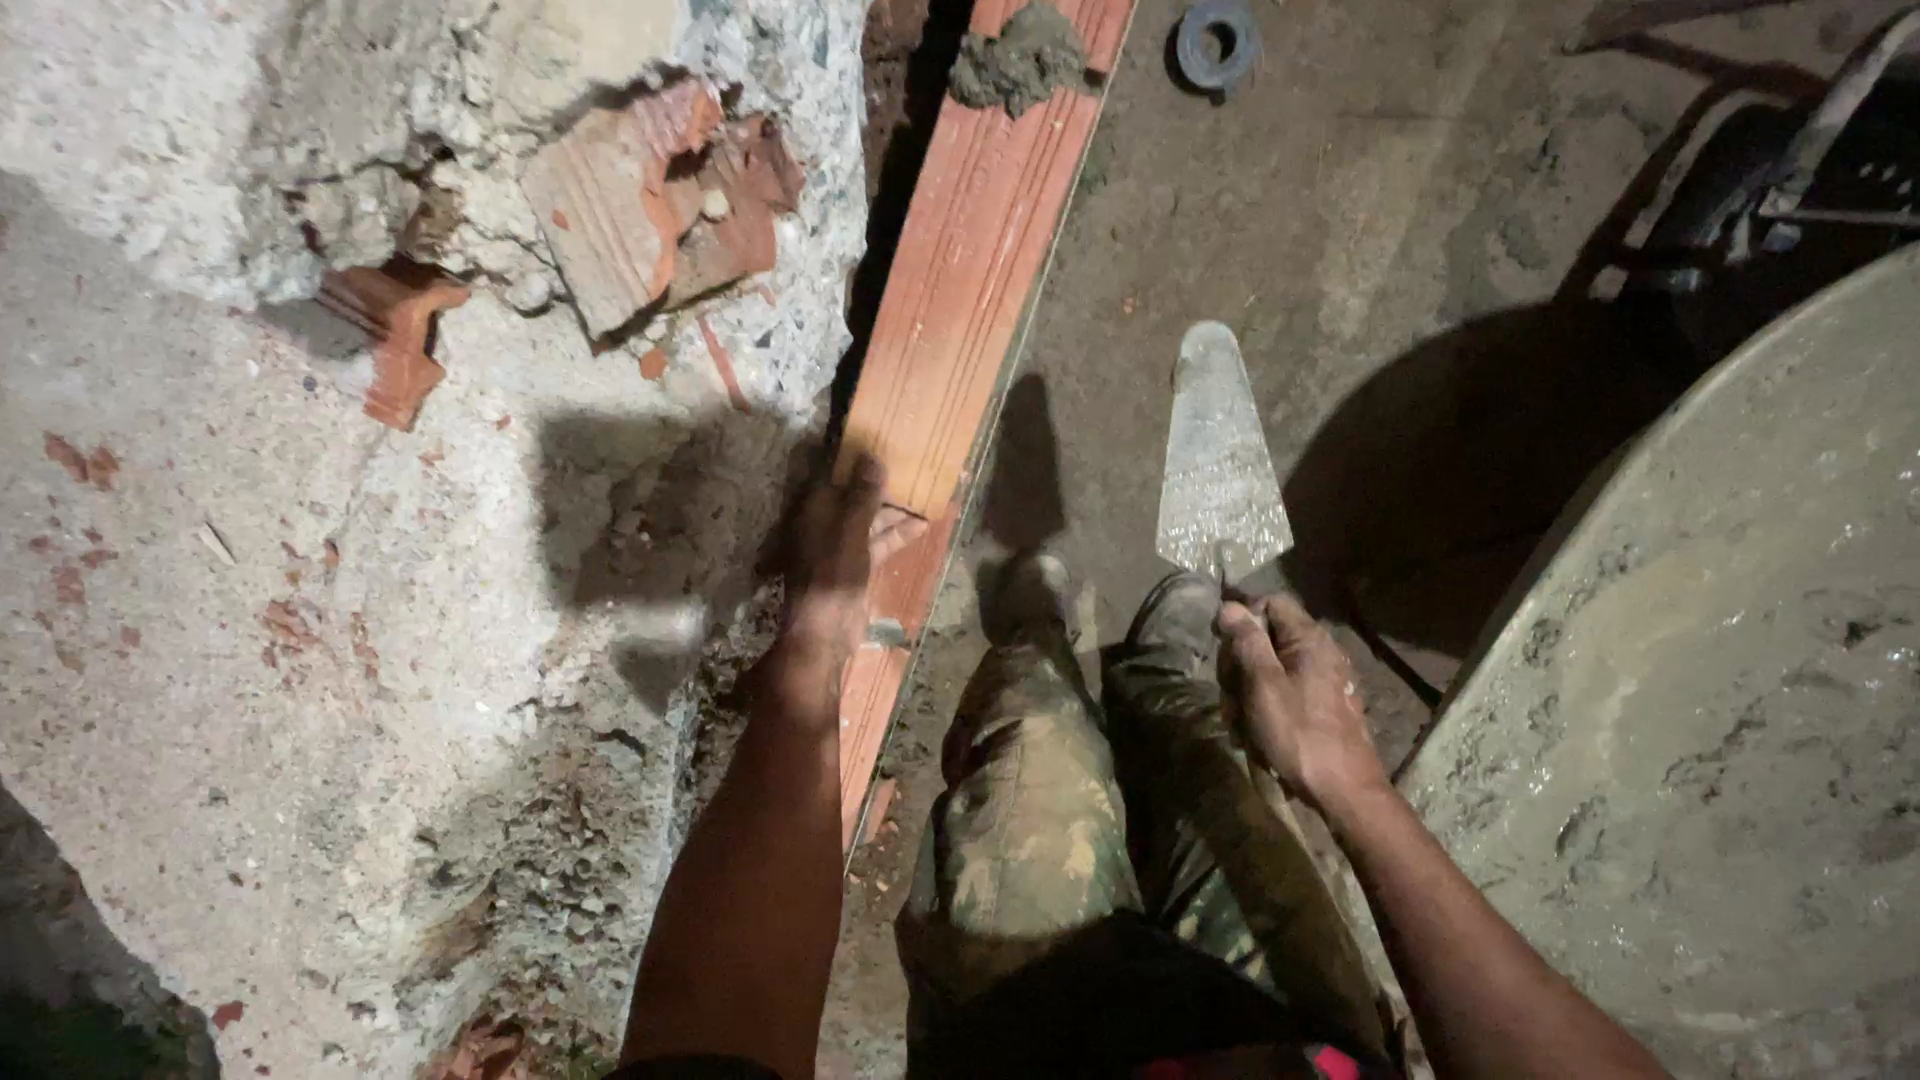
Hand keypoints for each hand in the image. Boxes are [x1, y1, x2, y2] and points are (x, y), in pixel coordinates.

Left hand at [779, 454, 927, 673]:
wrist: (826, 632)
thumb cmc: (833, 575)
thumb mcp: (851, 531)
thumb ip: (863, 496)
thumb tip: (874, 458)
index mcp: (814, 510)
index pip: (834, 474)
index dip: (856, 460)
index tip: (882, 444)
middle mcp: (825, 523)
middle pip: (854, 495)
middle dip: (882, 484)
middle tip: (912, 467)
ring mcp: (841, 545)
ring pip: (870, 519)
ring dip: (895, 510)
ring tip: (925, 493)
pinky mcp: (857, 565)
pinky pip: (879, 542)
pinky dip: (898, 534)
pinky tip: (923, 524)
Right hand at [1217, 593, 1388, 809]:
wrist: (1343, 791)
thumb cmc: (1300, 734)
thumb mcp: (1264, 684)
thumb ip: (1247, 641)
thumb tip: (1231, 606)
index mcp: (1309, 640)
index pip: (1272, 603)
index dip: (1243, 617)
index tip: (1222, 644)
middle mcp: (1318, 653)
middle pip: (1265, 639)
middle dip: (1239, 666)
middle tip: (1229, 696)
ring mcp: (1320, 681)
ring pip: (1267, 671)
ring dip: (1244, 695)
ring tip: (1239, 726)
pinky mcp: (1318, 706)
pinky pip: (1280, 694)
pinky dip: (1262, 711)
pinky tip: (1253, 736)